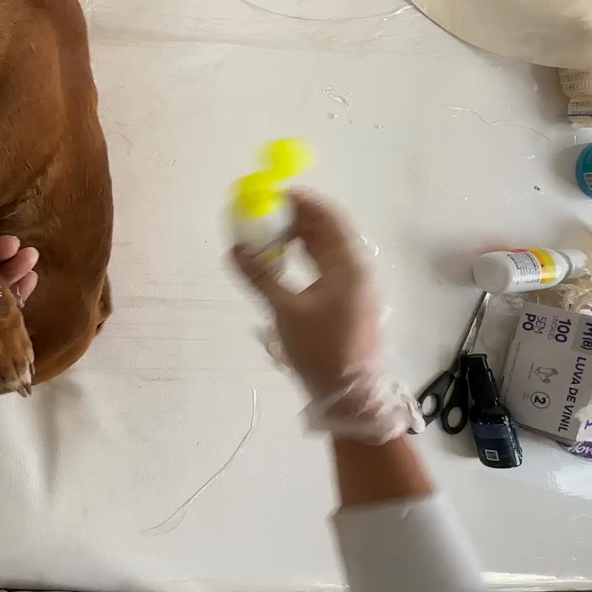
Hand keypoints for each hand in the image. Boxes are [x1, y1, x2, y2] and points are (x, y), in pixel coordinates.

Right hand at [229, 189, 384, 415]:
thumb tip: (234, 249)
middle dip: (295, 218)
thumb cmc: (321, 351)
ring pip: (325, 249)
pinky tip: (281, 261)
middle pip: (328, 231)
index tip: (273, 195)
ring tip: (265, 236)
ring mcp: (355, 287)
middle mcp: (357, 271)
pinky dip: (302, 257)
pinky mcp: (348, 301)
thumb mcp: (285, 311)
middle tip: (263, 215)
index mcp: (350, 267)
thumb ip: (259, 276)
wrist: (350, 396)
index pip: (329, 218)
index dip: (302, 202)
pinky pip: (324, 266)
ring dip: (297, 238)